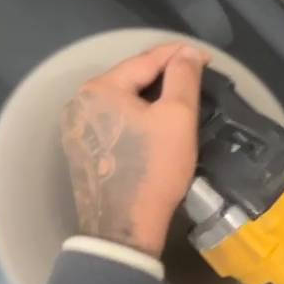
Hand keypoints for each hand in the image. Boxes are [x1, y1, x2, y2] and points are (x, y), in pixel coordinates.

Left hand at [60, 42, 208, 256]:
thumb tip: (185, 52)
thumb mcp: (177, 116)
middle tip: (195, 77)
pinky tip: (156, 122)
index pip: (146, 59)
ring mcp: (77, 129)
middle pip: (131, 78)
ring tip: (180, 97)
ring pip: (123, 100)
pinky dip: (137, 116)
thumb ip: (183, 76)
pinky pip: (115, 121)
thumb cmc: (152, 168)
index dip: (179, 55)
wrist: (124, 230)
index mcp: (99, 88)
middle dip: (164, 75)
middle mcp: (80, 103)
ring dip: (150, 96)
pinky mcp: (82, 151)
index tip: (206, 58)